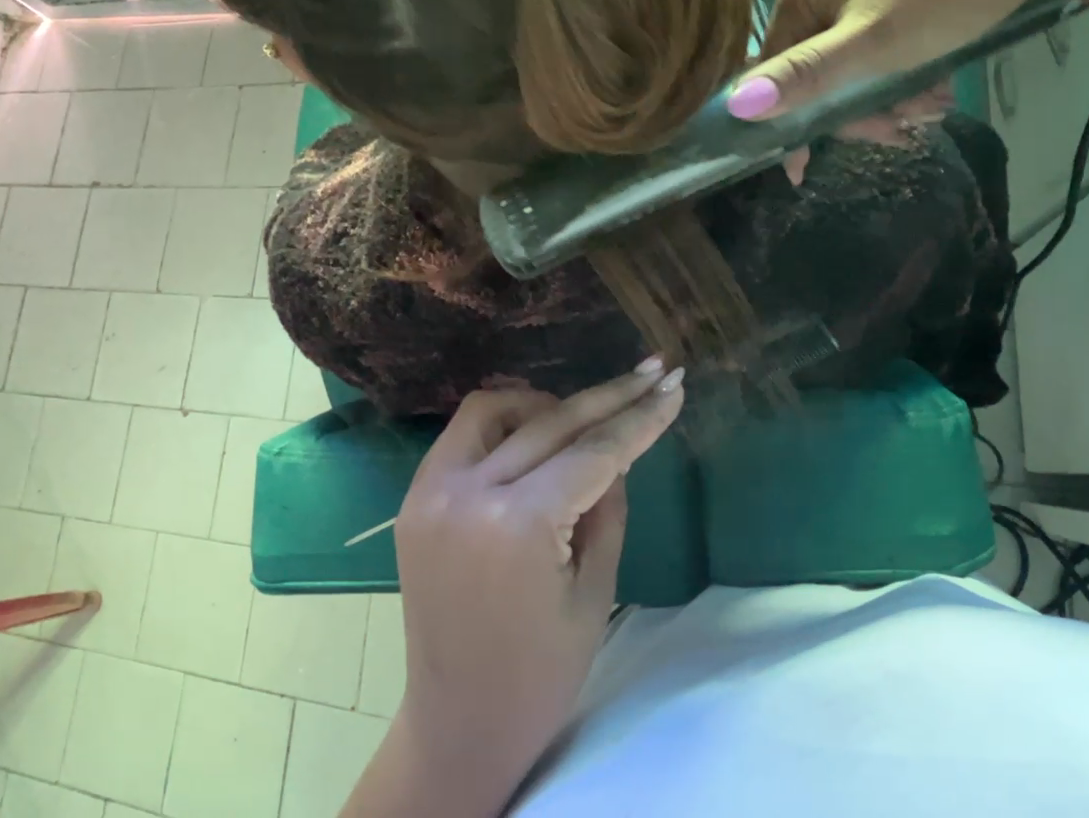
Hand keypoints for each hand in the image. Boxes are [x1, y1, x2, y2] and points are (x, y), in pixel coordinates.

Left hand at [345, 362, 684, 816]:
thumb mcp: (595, 589)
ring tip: (588, 416)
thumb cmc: (542, 670)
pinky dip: (501, 425)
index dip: (639, 418)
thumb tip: (616, 450)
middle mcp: (466, 493)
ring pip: (493, 410)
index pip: (592, 452)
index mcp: (518, 524)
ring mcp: (430, 492)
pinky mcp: (414, 499)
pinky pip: (462, 437)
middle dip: (608, 397)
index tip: (674, 385)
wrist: (461, 716)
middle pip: (549, 422)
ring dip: (545, 404)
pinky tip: (534, 434)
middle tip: (652, 372)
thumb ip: (608, 506)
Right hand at [727, 0, 1088, 180]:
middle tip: (902, 130)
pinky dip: (905, 67)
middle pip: (819, 66)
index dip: (791, 120)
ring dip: (889, 93)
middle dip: (858, 107)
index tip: (805, 169)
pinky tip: (938, 80)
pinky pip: (883, 38)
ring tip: (934, 104)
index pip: (775, 68)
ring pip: (856, 58)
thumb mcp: (869, 44)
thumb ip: (803, 77)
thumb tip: (735, 108)